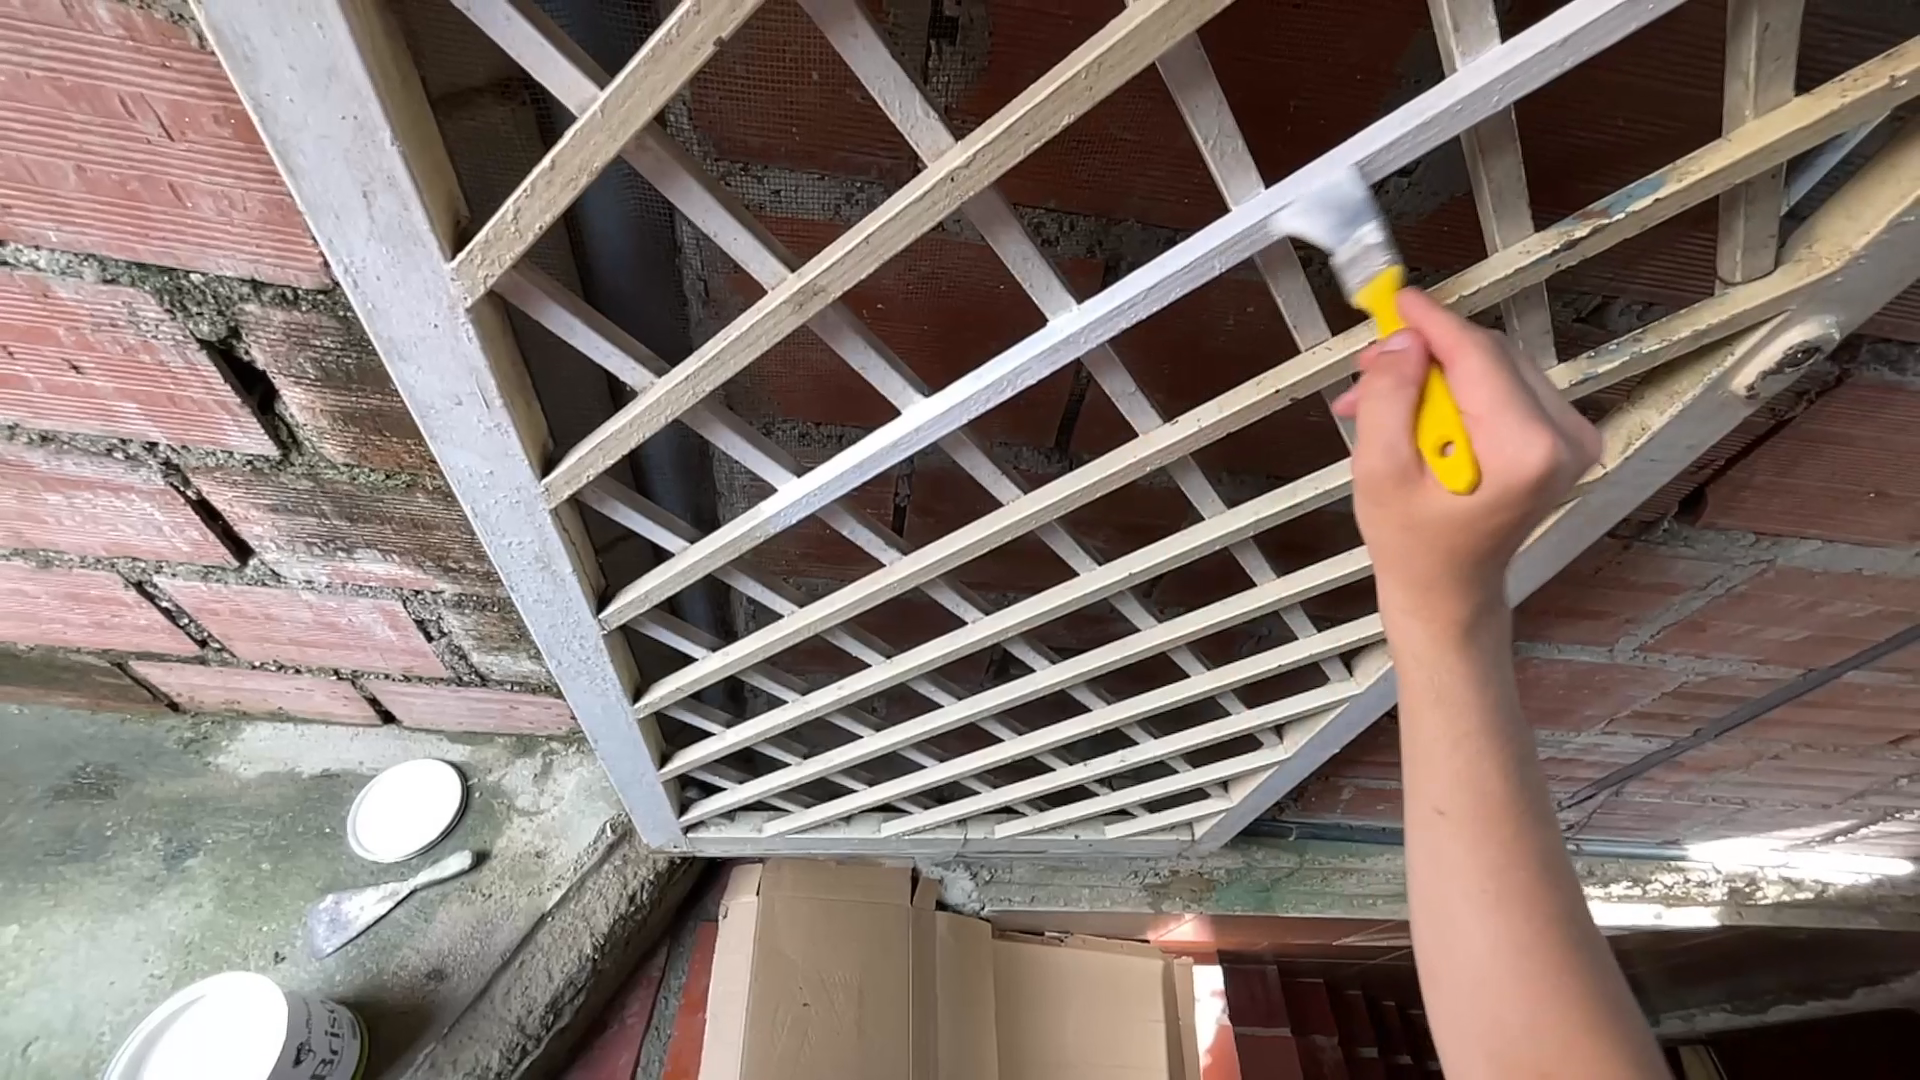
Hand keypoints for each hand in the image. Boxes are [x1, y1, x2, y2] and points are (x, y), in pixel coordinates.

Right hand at [1332, 288, 1599, 627]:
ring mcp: (1571, 437)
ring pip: (1493, 370)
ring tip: (1375, 402)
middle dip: (1423, 354)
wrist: (1446, 588)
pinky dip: (1453, 392)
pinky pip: (1501, 391)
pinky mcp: (1560, 440)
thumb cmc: (1408, 541)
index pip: (1478, 357)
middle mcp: (1565, 434)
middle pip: (1489, 358)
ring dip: (1432, 374)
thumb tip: (1403, 342)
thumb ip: (1388, 402)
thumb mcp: (1378, 472)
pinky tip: (1412, 414)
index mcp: (1525, 447)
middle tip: (1364, 373)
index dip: (1432, 323)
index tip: (1395, 299)